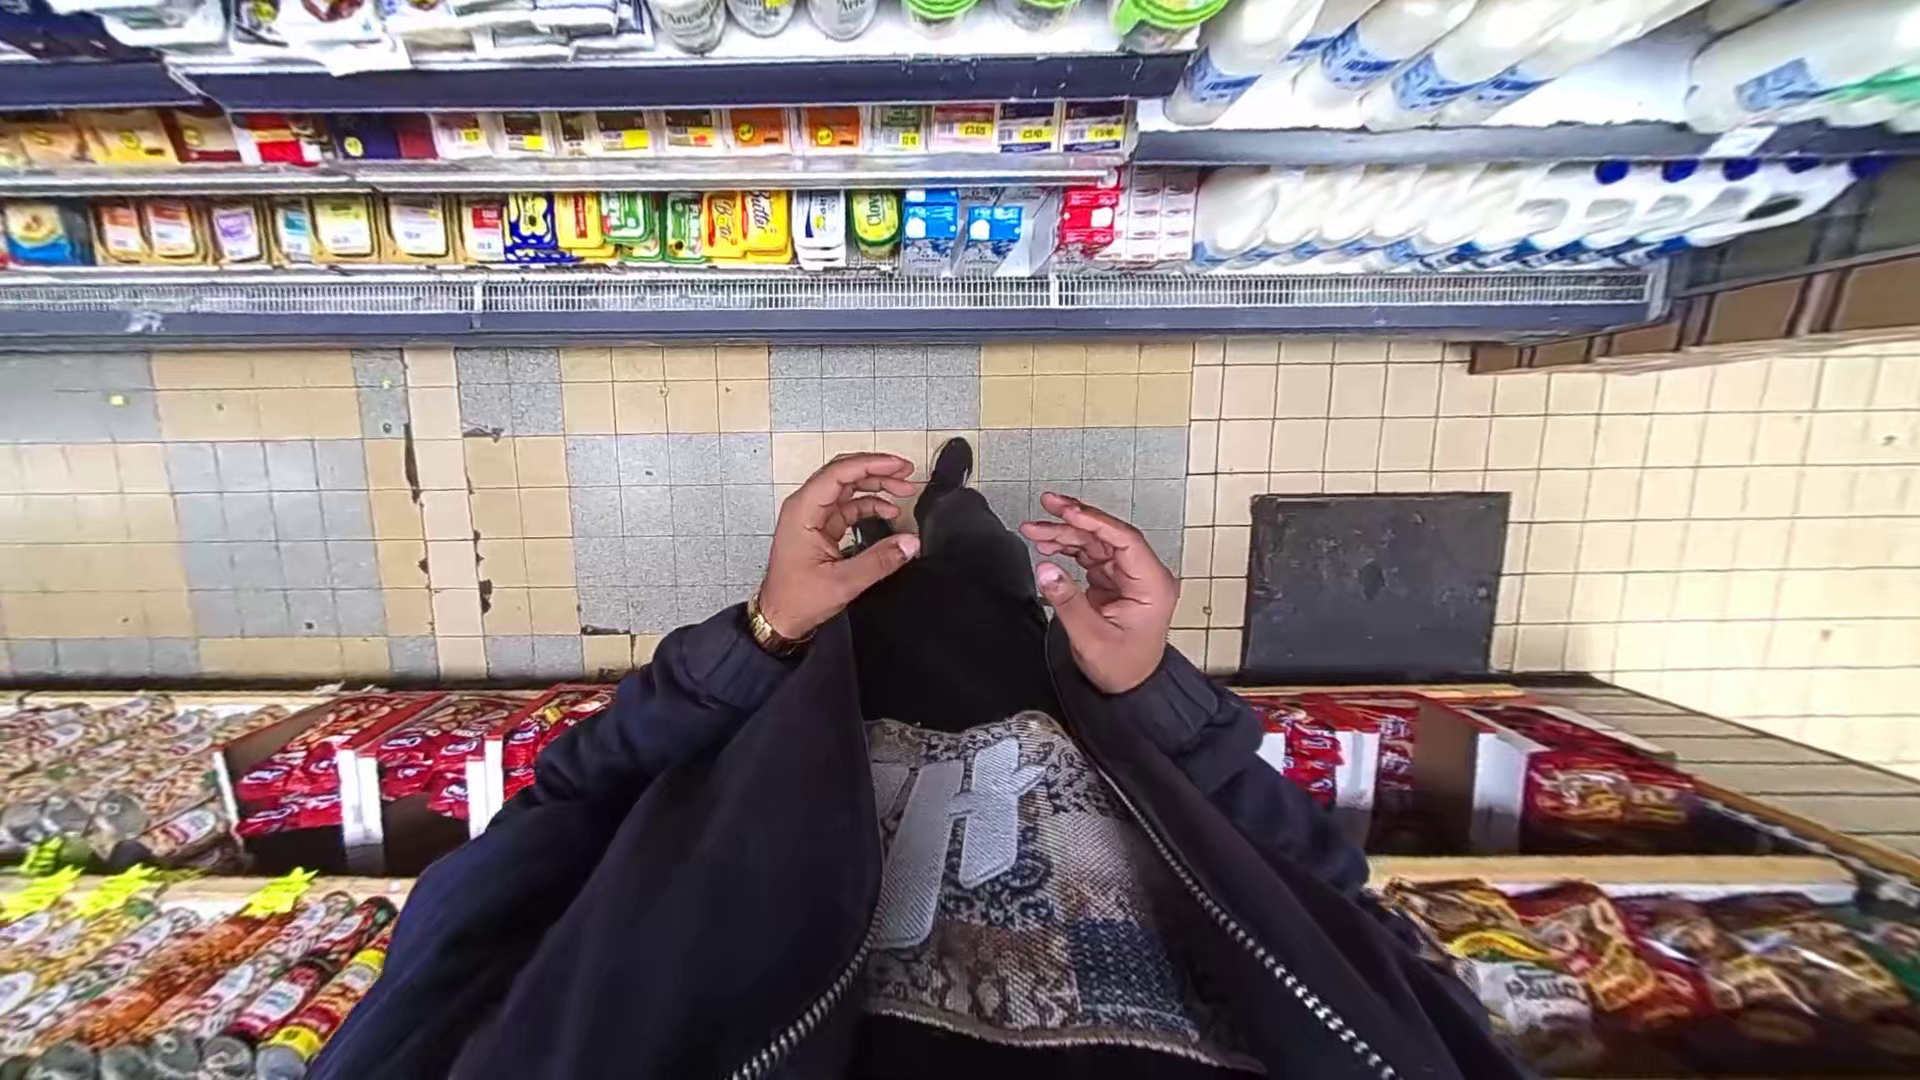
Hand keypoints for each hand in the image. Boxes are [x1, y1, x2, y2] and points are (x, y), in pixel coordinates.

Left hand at [758, 453, 920, 639]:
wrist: (779, 619)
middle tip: (907, 473)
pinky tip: (889, 512)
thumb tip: (910, 543)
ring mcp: (813, 516)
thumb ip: (880, 560)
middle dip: (878, 470)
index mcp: (803, 511)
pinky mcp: (821, 527)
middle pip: (845, 474)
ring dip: (877, 486)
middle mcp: (806, 507)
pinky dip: (870, 505)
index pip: (839, 473)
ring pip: (848, 488)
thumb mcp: (843, 582)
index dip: (872, 465)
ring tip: (904, 490)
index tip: (899, 466)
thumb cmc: (796, 599)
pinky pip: (849, 506)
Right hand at [1020, 492, 1176, 693]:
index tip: (1067, 511)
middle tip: (1048, 504)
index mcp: (1152, 584)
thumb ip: (1067, 601)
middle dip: (1074, 518)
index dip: (1094, 521)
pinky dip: (1066, 546)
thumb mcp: (1091, 638)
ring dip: (1065, 532)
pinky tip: (1047, 543)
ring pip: (1095, 541)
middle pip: (1107, 534)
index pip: (1124, 539)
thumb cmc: (1124, 668)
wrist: (1130, 686)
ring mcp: (1127, 575)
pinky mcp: (1112, 579)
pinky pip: (1088, 553)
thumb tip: (1046, 569)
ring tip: (1035, 527)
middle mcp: (1142, 574)